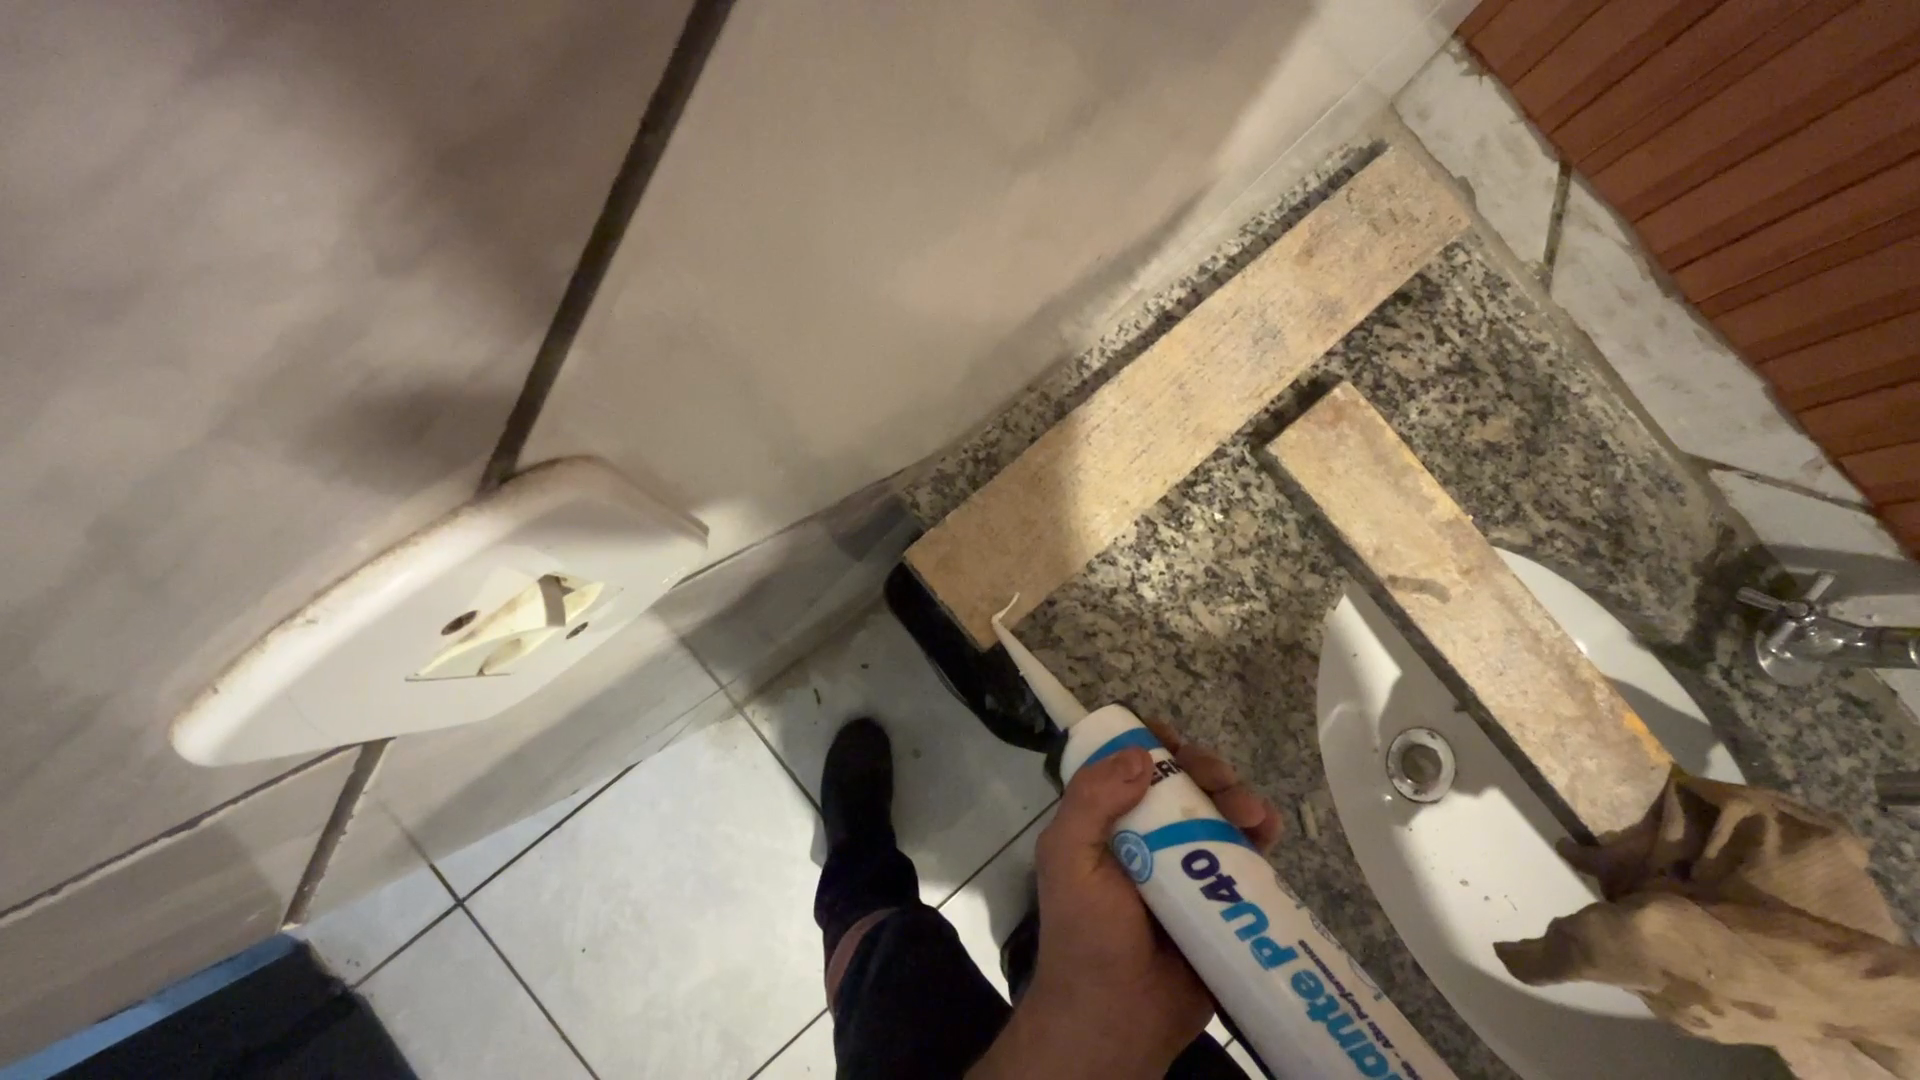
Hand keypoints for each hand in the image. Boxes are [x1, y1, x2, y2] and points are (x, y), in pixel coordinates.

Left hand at [969, 720, 1281, 1078]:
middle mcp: (1146, 835)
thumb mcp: (1068, 857)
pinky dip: (1259, 836)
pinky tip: (1268, 830)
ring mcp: (1187, 866)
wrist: (1118, 1018)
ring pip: (1218, 813)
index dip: (1152, 745)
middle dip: (1205, 769)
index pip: (1129, 765)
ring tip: (1250, 811)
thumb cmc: (1085, 933)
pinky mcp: (1221, 898)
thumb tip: (1140, 754)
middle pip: (1182, 783)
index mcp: (1106, 820)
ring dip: (1237, 798)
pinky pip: (1245, 856)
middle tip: (1220, 779)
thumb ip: (1091, 801)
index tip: (1172, 742)